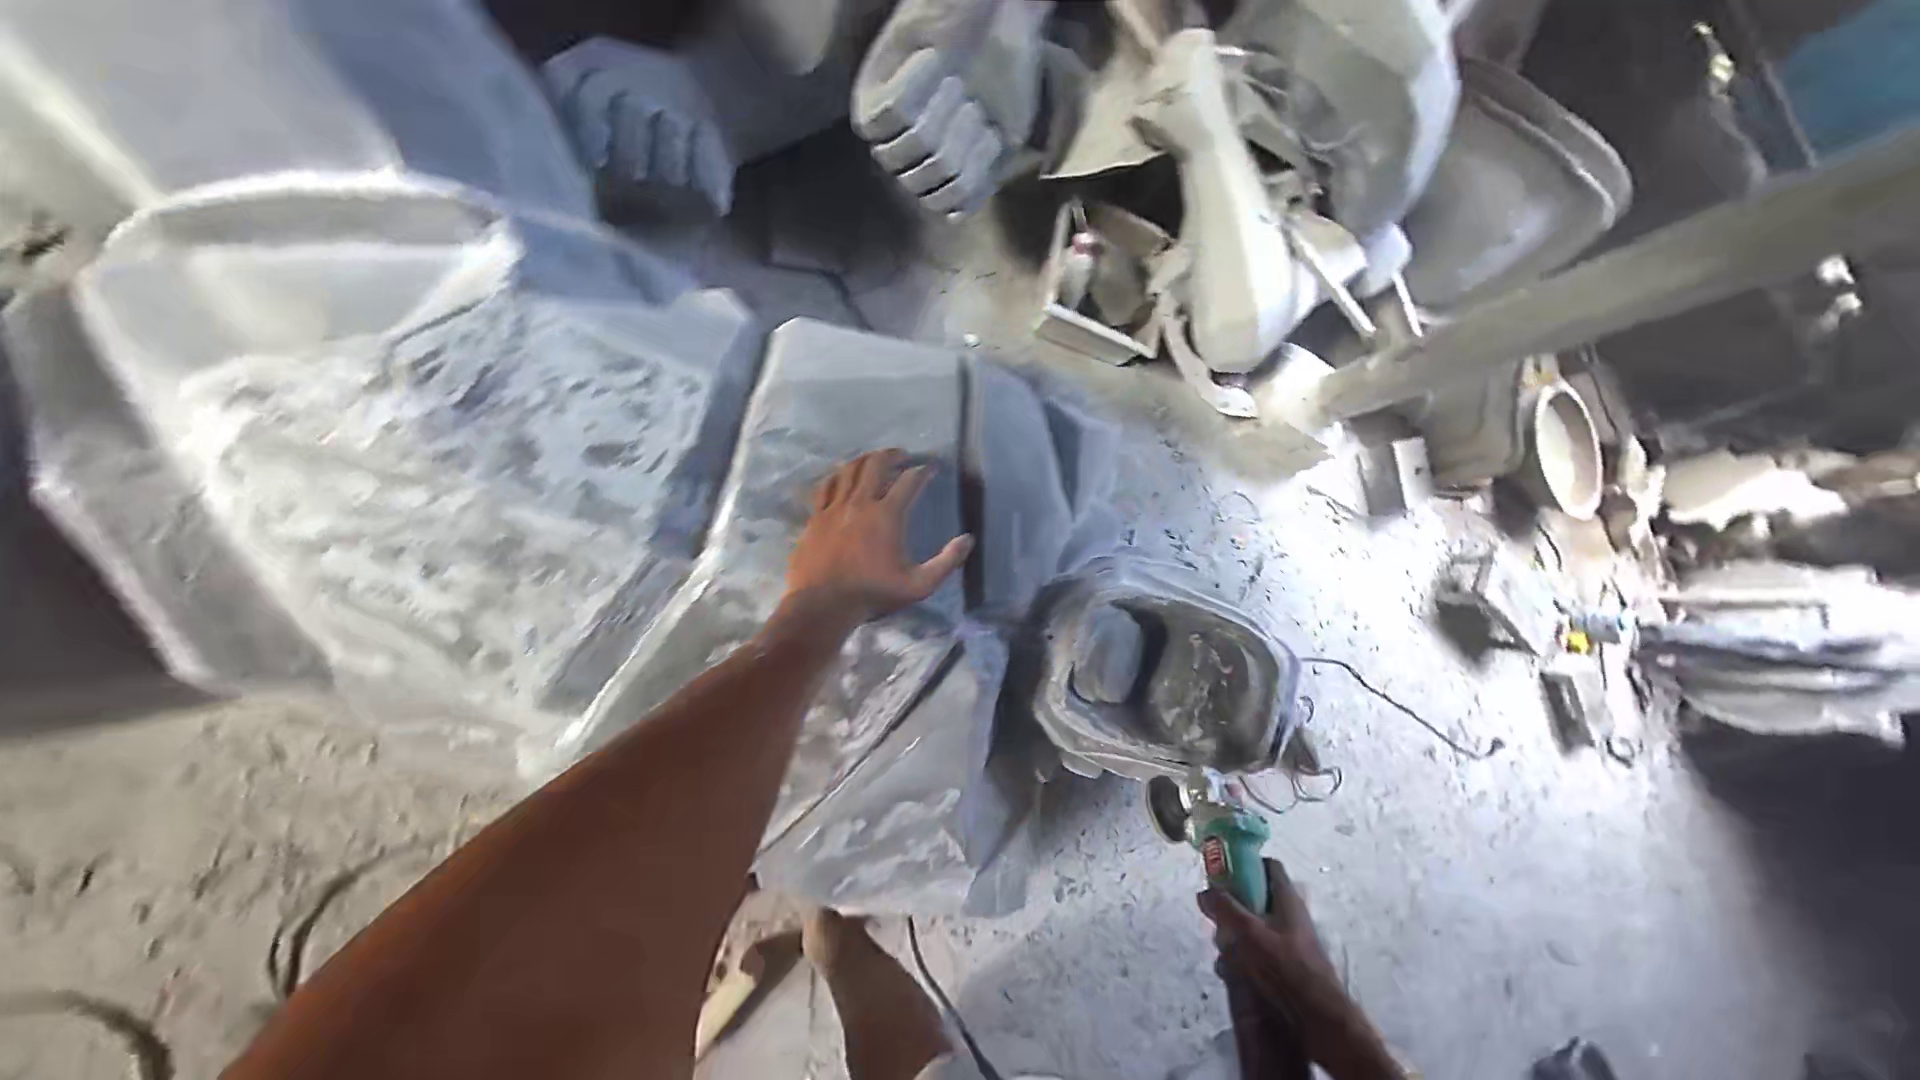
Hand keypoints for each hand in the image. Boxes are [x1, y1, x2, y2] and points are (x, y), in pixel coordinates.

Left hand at [781, 449, 973, 631]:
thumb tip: (968, 540)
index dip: (924, 471)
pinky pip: (826, 486)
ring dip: (865, 459)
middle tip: (903, 456)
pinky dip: (838, 476)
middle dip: (893, 455)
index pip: (910, 481)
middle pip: (877, 464)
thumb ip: (946, 562)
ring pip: (850, 470)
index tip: (932, 468)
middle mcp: (861, 503)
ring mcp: (835, 507)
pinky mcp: (816, 517)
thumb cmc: (873, 593)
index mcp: (887, 515)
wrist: (823, 603)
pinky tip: (842, 476)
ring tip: (875, 459)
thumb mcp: (919, 585)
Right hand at [1200, 860, 1405, 1079]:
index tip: (1223, 874)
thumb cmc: (1286, 968)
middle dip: (1232, 906)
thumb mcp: (1249, 933)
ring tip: (1222, 950)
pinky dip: (1244, 956)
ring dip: (1235, 934)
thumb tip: (1205, 892)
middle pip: (1256, 897)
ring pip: (1255, 925)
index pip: (1268, 865)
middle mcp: (1291, 915)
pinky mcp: (1288, 964)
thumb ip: (1225, 909)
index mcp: (1287, 899)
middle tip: (1217, 918)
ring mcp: (1291, 941)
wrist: (1321, 1021)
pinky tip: (1231, 971)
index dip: (1245, 864)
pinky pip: (1259, 950)